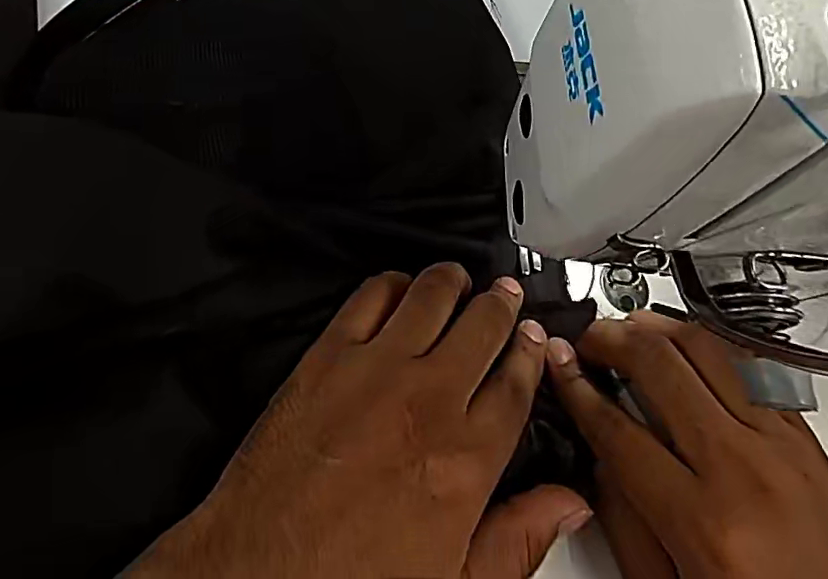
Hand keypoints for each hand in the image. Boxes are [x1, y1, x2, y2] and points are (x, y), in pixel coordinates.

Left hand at [126, 263, 591, 578]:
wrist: (261, 567)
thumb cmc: (351, 576)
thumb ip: (517, 537)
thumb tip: (566, 504)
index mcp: (464, 458)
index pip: (515, 383)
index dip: (529, 352)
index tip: (533, 337)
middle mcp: (425, 399)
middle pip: (481, 326)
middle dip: (500, 304)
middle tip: (505, 294)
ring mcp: (375, 368)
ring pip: (430, 297)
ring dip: (451, 281)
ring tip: (458, 279)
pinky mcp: (328, 354)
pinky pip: (370, 296)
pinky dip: (391, 283)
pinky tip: (398, 287)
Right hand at [545, 313, 827, 578]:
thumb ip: (624, 518)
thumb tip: (596, 450)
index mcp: (705, 523)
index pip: (615, 425)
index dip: (575, 386)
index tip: (559, 364)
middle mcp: (747, 473)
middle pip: (657, 363)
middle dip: (607, 338)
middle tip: (587, 340)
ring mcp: (786, 451)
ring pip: (704, 346)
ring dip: (655, 327)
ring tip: (629, 330)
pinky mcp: (811, 444)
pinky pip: (750, 367)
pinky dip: (707, 346)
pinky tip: (685, 349)